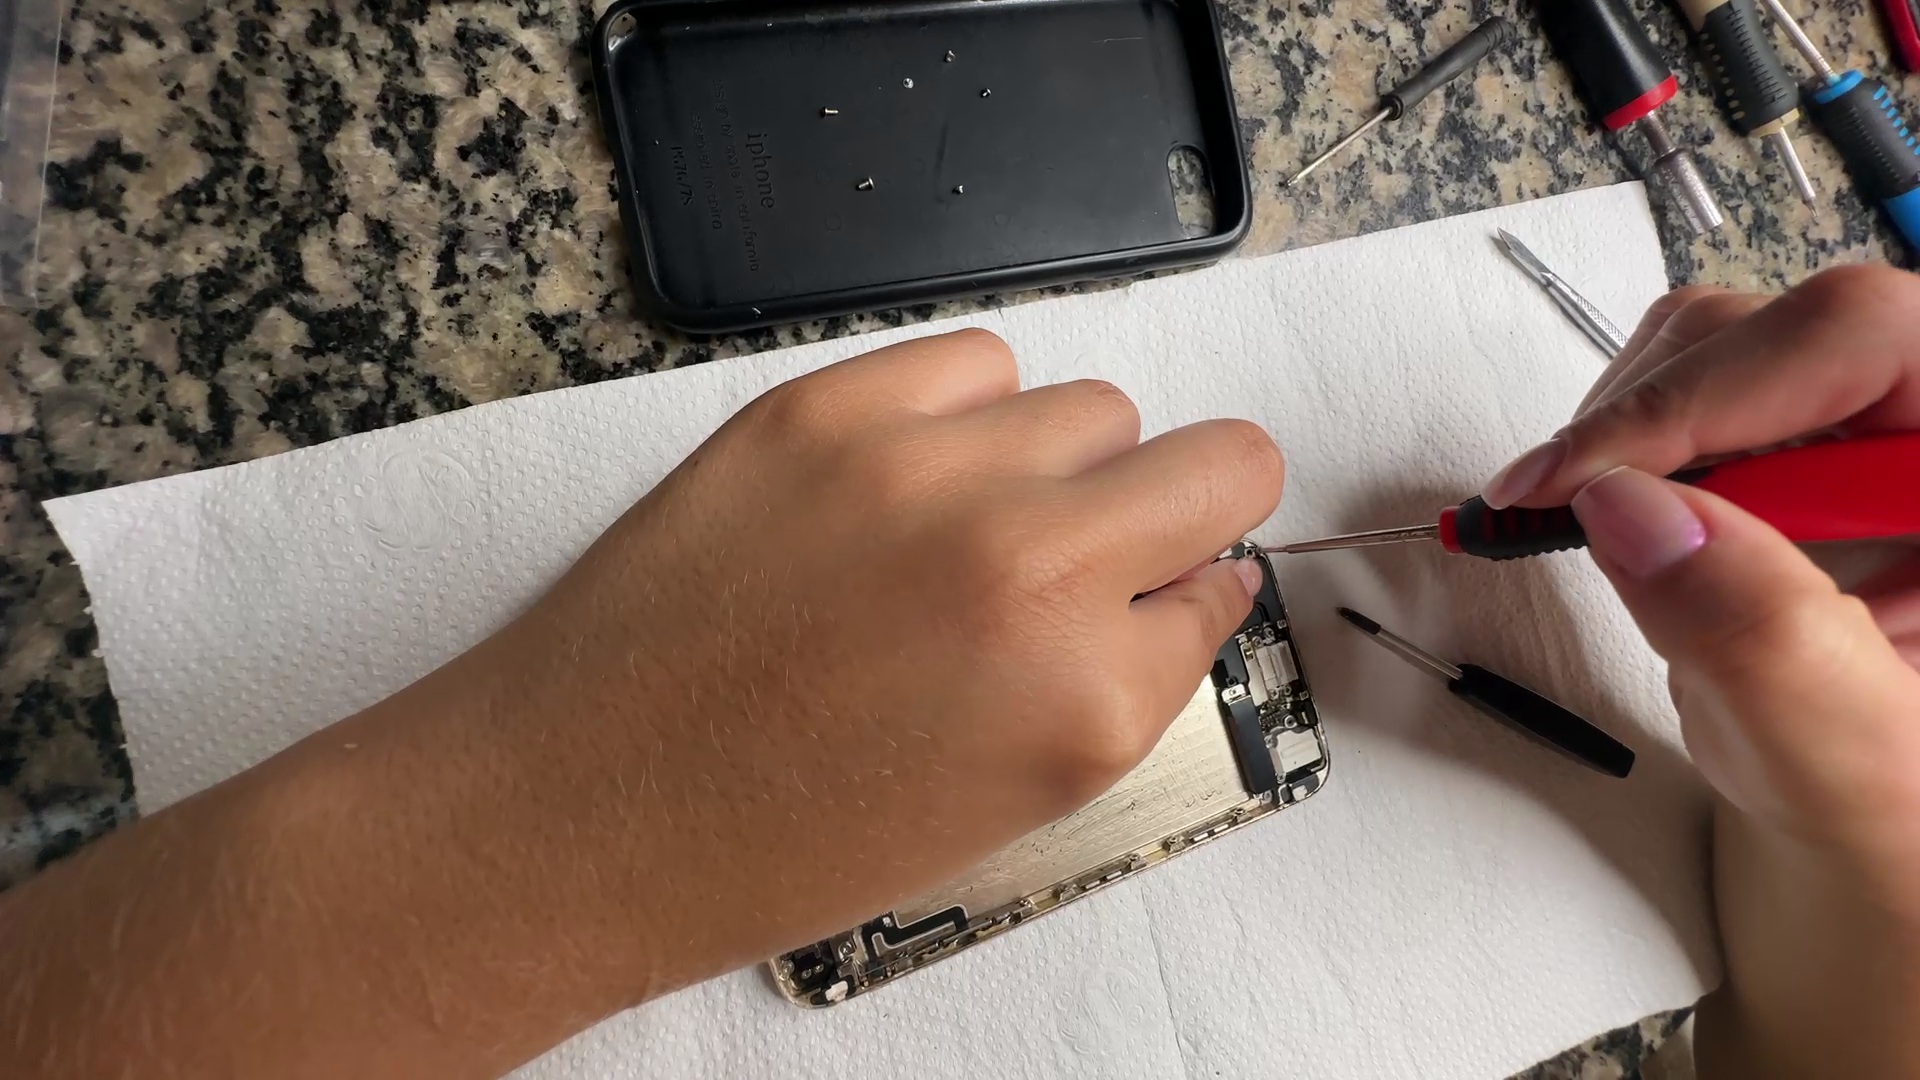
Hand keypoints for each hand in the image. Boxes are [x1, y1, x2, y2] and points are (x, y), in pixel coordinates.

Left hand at [0, 328, 1285, 1079]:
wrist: (582, 806)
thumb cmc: (801, 831)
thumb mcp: (1016, 794)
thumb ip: (1142, 673)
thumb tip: (1206, 574)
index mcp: (1086, 693)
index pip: (1230, 561)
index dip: (1192, 576)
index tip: (1152, 586)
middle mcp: (1028, 559)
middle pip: (1212, 453)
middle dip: (1172, 505)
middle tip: (1082, 552)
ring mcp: (922, 465)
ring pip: (1090, 404)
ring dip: (1060, 466)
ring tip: (969, 528)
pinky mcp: (821, 409)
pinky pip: (977, 358)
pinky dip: (972, 412)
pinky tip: (913, 478)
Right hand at [1478, 266, 1919, 1077]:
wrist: (1888, 812)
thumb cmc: (1891, 804)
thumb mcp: (1842, 754)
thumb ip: (1754, 634)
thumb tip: (1613, 502)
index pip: (1848, 342)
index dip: (1680, 402)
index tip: (1551, 489)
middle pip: (1773, 328)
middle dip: (1637, 424)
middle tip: (1551, 512)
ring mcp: (1885, 414)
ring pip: (1713, 345)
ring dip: (1622, 438)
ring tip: (1610, 534)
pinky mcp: (1809, 429)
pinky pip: (1687, 385)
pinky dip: (1617, 448)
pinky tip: (1621, 516)